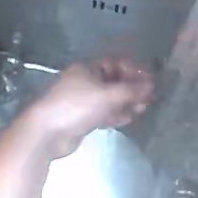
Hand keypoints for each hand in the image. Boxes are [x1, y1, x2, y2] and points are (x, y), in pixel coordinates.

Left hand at [19, 58, 153, 158]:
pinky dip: (116, 114)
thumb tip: (151, 86)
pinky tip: (129, 118)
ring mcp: (83, 101)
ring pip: (109, 99)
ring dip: (126, 102)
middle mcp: (85, 82)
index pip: (115, 64)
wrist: (47, 133)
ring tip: (143, 109)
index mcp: (87, 69)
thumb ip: (131, 91)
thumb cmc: (76, 106)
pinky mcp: (82, 118)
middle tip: (149, 97)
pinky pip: (104, 113)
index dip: (133, 71)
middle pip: (113, 82)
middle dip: (131, 89)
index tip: (149, 81)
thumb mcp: (107, 95)